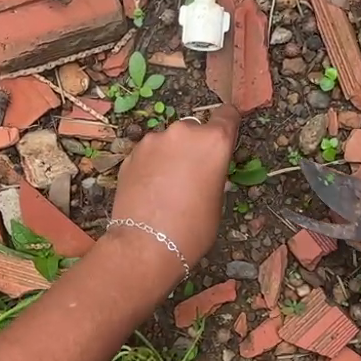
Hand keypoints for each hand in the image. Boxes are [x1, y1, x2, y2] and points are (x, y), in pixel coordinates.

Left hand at [107, 104, 240, 284]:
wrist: (146, 244)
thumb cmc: (192, 228)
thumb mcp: (217, 200)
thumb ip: (213, 172)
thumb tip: (203, 169)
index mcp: (213, 141)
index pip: (227, 115)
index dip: (228, 125)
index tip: (225, 135)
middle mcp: (184, 131)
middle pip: (195, 130)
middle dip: (195, 147)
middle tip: (193, 175)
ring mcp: (154, 140)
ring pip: (169, 141)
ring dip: (172, 155)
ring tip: (167, 186)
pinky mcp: (132, 153)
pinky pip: (150, 152)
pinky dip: (153, 164)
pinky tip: (151, 189)